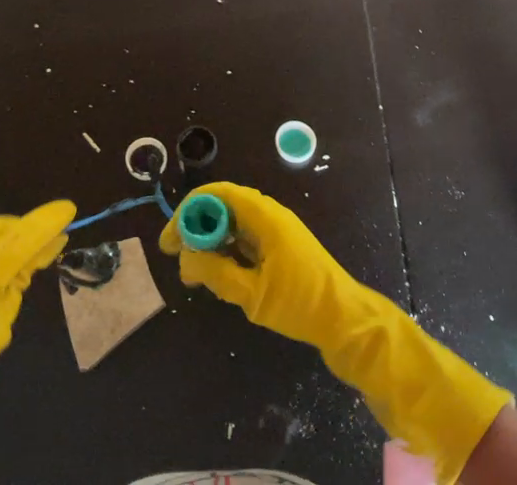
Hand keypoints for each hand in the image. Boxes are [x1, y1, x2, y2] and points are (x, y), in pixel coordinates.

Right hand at [160, 184, 510, 484]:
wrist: (347, 321)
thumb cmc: (302, 305)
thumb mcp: (253, 294)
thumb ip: (216, 273)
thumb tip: (186, 258)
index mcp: (266, 217)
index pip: (218, 194)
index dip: (189, 211)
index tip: (170, 242)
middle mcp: (270, 216)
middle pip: (223, 207)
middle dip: (196, 229)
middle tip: (178, 261)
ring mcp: (277, 232)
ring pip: (233, 224)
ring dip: (210, 244)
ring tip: (194, 277)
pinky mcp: (280, 249)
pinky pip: (245, 239)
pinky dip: (226, 252)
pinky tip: (216, 277)